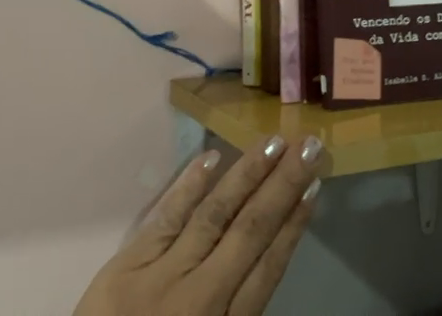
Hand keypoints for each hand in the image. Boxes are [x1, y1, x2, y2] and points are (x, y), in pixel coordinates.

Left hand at [75, 134, 323, 315]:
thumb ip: (236, 309)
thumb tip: (266, 258)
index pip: (268, 267)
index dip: (293, 226)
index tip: (316, 189)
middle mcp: (201, 296)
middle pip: (250, 231)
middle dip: (283, 185)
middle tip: (309, 145)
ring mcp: (162, 276)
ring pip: (213, 216)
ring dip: (246, 175)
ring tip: (274, 142)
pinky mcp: (126, 266)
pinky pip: (165, 218)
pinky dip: (188, 187)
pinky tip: (211, 157)